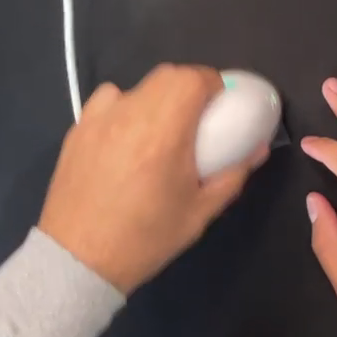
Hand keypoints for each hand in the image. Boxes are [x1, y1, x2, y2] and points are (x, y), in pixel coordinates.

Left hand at [39, 64, 267, 293]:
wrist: (78, 261)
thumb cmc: (145, 238)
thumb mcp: (199, 212)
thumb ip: (233, 175)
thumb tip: (258, 148)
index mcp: (164, 131)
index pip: (193, 78)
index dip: (213, 82)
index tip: (222, 104)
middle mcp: (131, 114)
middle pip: (167, 75)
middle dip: (189, 86)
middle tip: (199, 118)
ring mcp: (100, 118)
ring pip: (138, 86)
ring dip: (158, 97)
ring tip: (161, 128)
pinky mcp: (78, 128)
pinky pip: (109, 100)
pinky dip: (125, 106)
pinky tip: (126, 135)